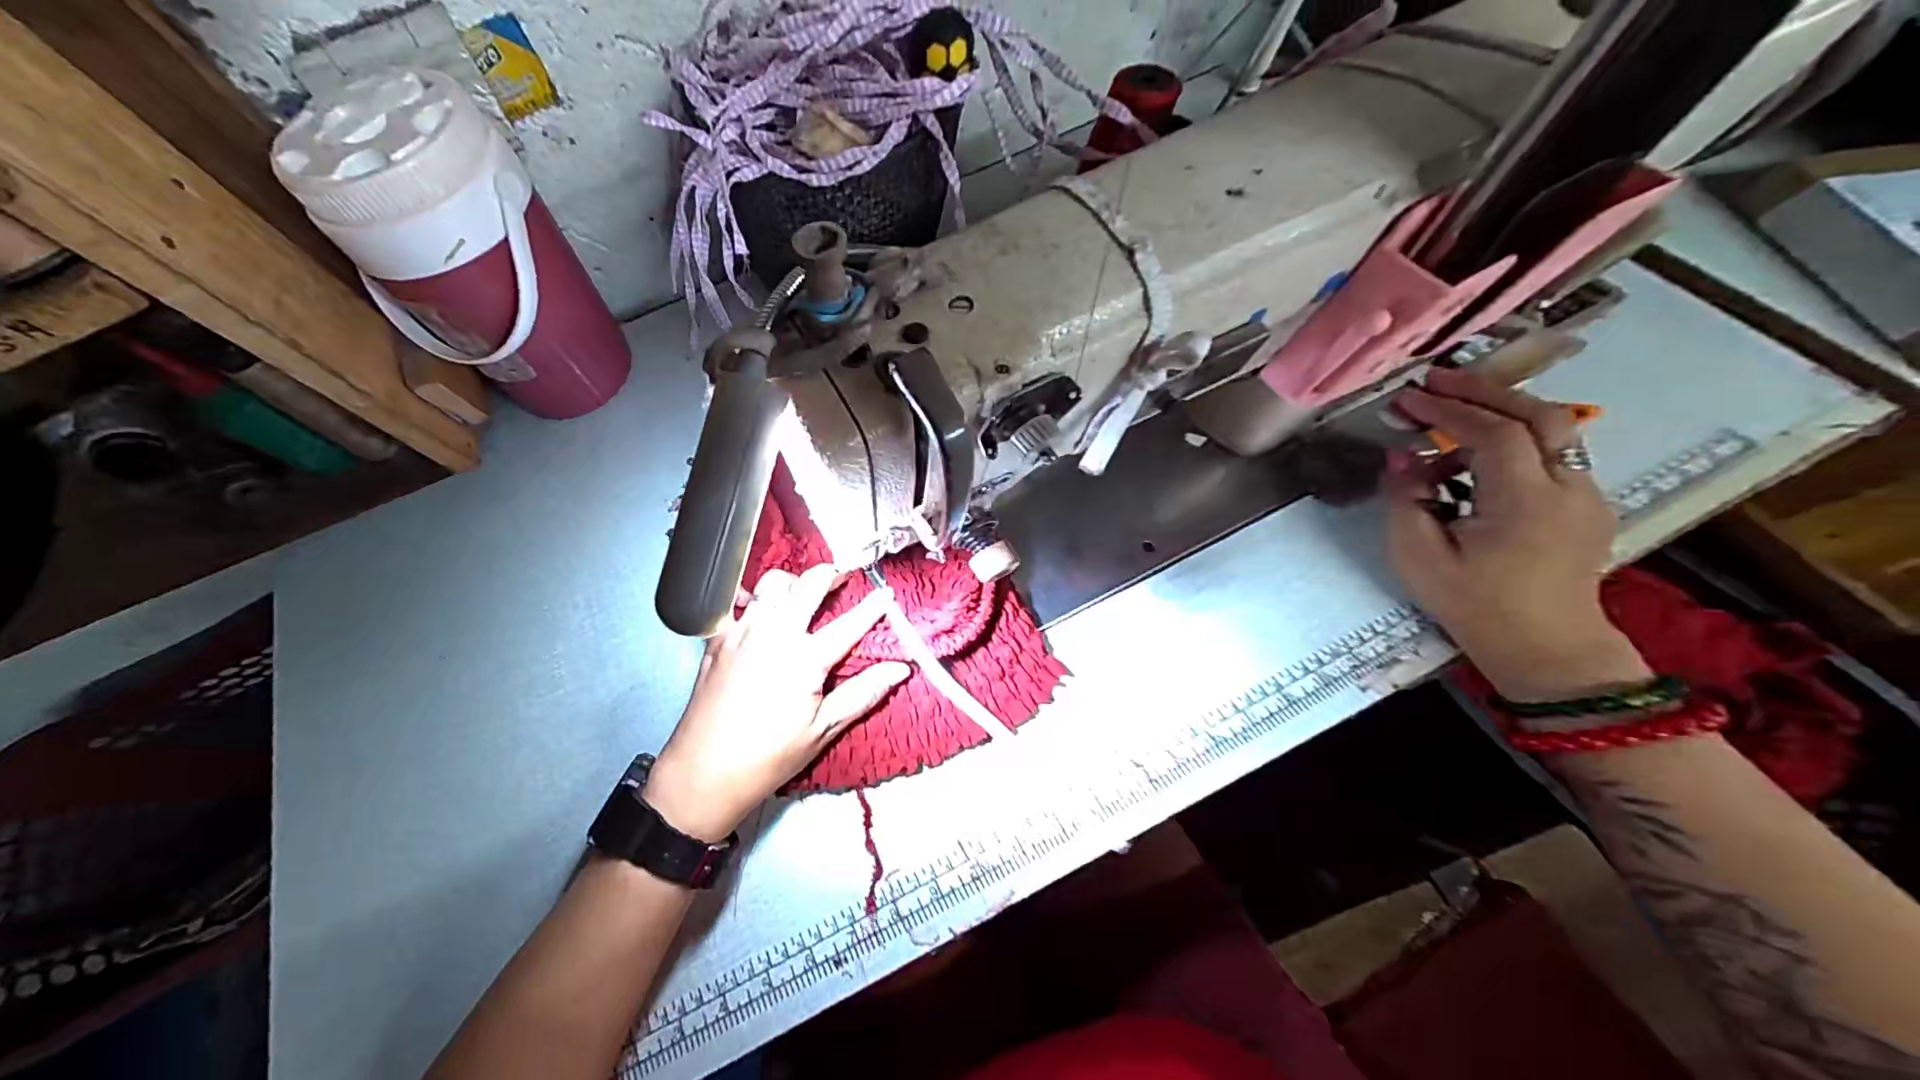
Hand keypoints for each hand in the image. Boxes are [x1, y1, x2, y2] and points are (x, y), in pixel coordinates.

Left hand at [643, 566, 909, 841]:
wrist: (701, 772)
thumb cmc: (763, 758)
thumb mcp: (822, 730)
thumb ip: (863, 693)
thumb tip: (897, 671)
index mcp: (804, 659)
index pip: (850, 623)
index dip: (873, 606)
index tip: (886, 595)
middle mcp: (772, 636)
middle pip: (808, 584)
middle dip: (831, 574)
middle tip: (842, 577)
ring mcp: (742, 633)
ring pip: (772, 583)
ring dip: (794, 582)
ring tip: (804, 592)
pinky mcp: (719, 639)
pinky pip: (741, 602)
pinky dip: (758, 598)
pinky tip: (765, 612)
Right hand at [1385, 368, 1651, 702]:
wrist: (1547, 648)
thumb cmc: (1474, 606)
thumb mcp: (1419, 559)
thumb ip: (1406, 502)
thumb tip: (1402, 457)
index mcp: (1527, 504)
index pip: (1495, 433)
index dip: (1449, 409)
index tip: (1407, 399)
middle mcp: (1570, 489)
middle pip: (1538, 414)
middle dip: (1483, 391)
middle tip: (1434, 381)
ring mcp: (1587, 495)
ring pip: (1552, 430)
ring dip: (1500, 413)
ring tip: (1450, 413)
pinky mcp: (1588, 504)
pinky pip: (1553, 455)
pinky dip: (1514, 440)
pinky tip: (1478, 453)